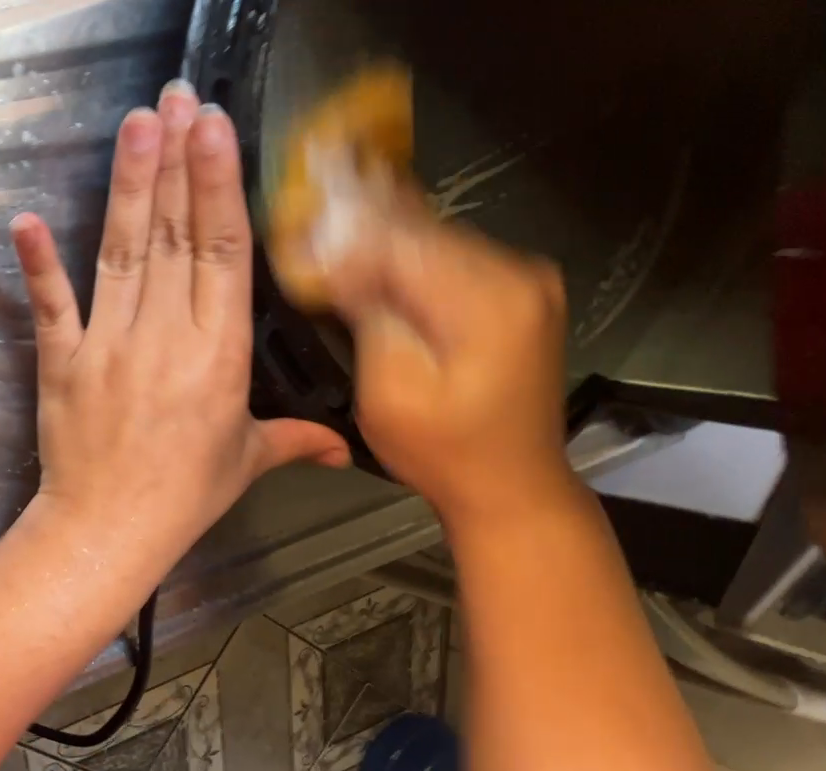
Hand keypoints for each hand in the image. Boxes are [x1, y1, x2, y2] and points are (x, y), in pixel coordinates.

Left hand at [10, 81, 348, 575]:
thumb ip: (295, 439)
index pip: (222, 252)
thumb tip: (343, 446)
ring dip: (127, 187)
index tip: (213, 129)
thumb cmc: (179, 499)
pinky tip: (27, 220)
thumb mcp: (246, 462)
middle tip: (176, 99)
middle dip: (176, 162)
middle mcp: (165, 337)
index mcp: (219, 353)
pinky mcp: (61, 363)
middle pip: (172, 236)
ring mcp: (108, 346)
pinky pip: (51, 307)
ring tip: (136, 126)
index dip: (216, 185)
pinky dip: (38, 265)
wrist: (107, 531)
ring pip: (121, 254)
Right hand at [317, 203, 578, 527]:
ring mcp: (528, 282)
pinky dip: (413, 263)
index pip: (402, 241)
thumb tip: (340, 264)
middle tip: (306, 229)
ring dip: (387, 245)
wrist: (510, 484)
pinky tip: (377, 267)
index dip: (346, 237)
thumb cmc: (440, 449)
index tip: (297, 236)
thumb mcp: (390, 390)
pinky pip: (456, 263)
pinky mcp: (522, 295)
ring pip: (440, 243)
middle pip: (425, 234)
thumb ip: (370, 316)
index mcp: (486, 298)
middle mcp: (519, 274)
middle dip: (364, 232)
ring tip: (333, 247)